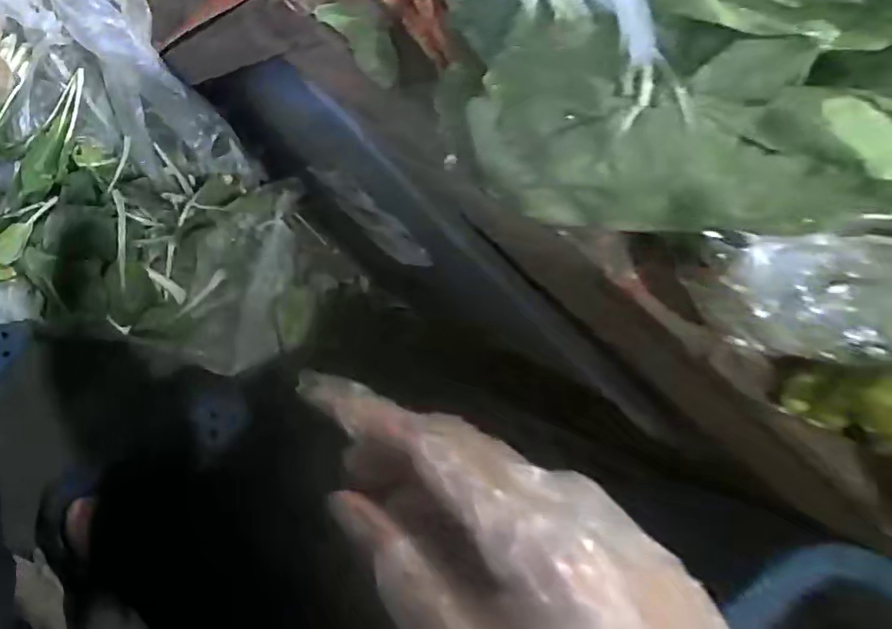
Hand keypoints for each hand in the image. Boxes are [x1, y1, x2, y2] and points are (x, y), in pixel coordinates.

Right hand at [300, 373, 726, 628]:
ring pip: (500, 466)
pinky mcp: (647, 555)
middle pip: (461, 442)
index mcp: (529, 530)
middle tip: (353, 475)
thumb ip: (398, 565)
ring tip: (407, 513)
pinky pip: (543, 495)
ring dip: (440, 472)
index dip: (362, 410)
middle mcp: (574, 505)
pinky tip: (475, 539)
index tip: (310, 391)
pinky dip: (488, 497)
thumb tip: (344, 500)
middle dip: (396, 443)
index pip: (426, 440)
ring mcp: (619, 526)